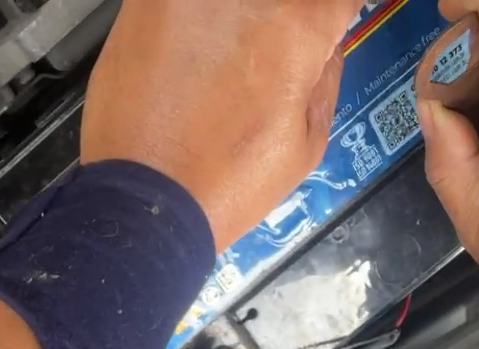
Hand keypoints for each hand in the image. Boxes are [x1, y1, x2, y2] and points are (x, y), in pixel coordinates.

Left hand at [82, 0, 363, 251]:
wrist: (147, 199)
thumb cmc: (222, 187)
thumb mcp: (303, 152)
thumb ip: (324, 83)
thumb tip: (323, 49)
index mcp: (297, 30)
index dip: (332, 19)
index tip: (325, 31)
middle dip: (284, 24)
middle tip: (269, 64)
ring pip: (235, 3)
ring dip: (239, 23)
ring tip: (227, 68)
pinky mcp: (150, 0)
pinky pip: (191, 3)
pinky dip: (198, 24)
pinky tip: (194, 61)